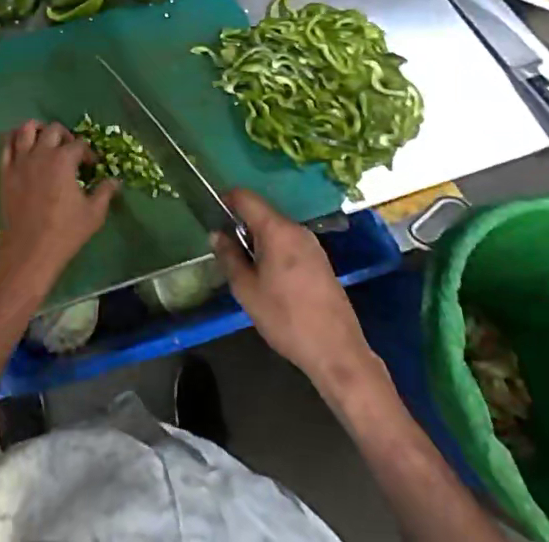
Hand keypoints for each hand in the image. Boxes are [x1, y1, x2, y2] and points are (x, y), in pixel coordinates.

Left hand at [0, 121, 118, 307]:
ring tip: (45, 139)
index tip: (92, 166)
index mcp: (64, 160)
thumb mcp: (93, 213)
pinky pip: (6, 145)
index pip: (79, 144)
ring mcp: (20, 161)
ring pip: (25, 130)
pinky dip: (14, 140)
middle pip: (53, 130)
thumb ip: (105, 192)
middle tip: (70, 151)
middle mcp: (41, 153)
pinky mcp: (5, 172)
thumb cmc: (64, 232)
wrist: (29, 249)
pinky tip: (22, 146)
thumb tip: (115, 181)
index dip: (88, 153)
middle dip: (65, 136)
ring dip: (38, 129)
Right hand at [213, 189, 380, 393]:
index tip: (213, 216)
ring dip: (258, 240)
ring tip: (245, 266)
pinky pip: (290, 244)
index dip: (226, 200)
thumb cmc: (285, 318)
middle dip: (242, 225)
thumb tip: (217, 234)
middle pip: (262, 213)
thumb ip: (229, 257)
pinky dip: (275, 250)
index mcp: (277, 230)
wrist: (336, 351)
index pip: (246, 197)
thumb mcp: (246, 290)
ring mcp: (313, 245)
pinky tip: (269, 278)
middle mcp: (297, 230)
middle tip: (225, 249)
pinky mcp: (321, 261)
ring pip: (277, 230)